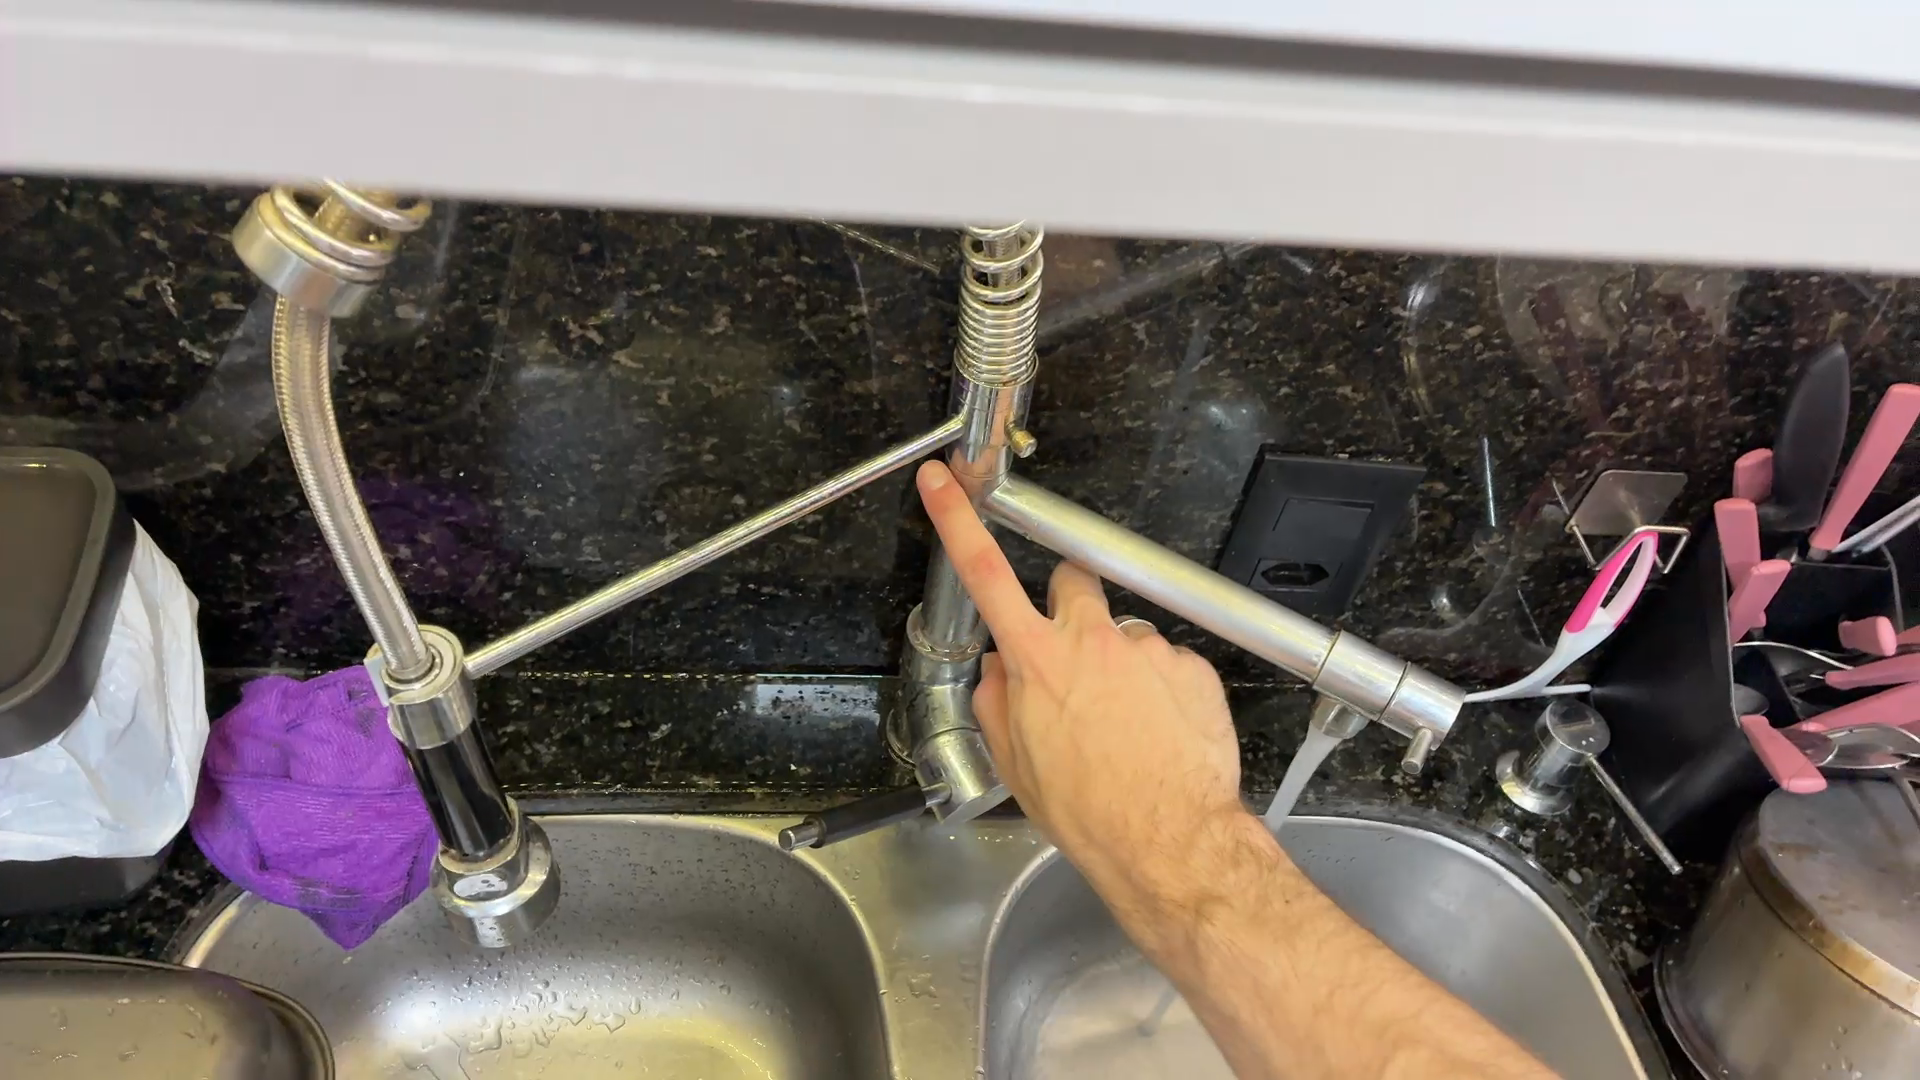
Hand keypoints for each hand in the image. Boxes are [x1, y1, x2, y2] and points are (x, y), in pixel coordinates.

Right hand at [915, 461, 1251, 915]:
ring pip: (1123, 629)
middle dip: (1069, 603)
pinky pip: (1164, 657)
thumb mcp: (1014, 762)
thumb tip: (997, 667)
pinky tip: (1158, 726)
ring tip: (1126, 717)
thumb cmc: (1087, 810)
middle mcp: (1092, 639)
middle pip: (1072, 580)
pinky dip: (1158, 684)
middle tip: (1076, 653)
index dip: (957, 519)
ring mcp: (1145, 647)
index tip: (944, 482)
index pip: (985, 572)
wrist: (1169, 842)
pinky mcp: (1190, 663)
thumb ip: (994, 698)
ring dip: (1118, 658)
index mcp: (1037, 659)